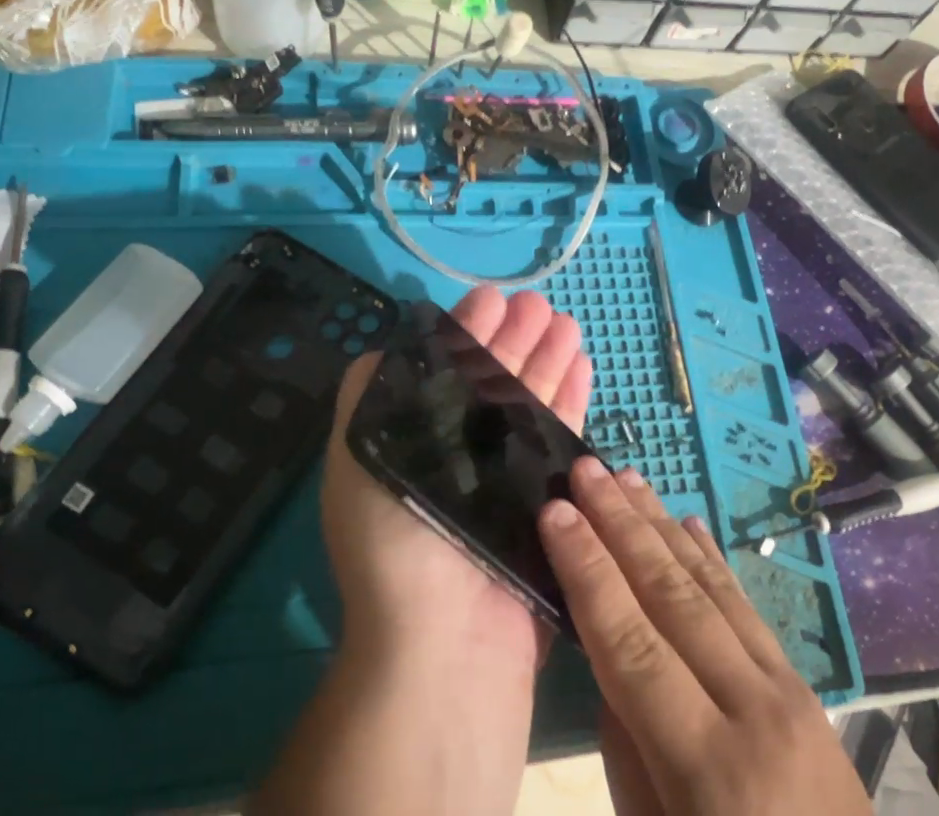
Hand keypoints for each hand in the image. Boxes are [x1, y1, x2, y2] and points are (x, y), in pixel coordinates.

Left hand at [322, 286, 593, 668]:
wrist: (446, 640)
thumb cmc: (396, 540)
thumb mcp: (357, 457)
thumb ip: (368, 397)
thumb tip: (385, 347)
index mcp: (414, 442)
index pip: (445, 373)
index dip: (468, 333)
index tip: (491, 297)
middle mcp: (458, 456)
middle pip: (493, 383)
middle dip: (514, 339)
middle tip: (539, 304)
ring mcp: (504, 478)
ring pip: (530, 403)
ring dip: (547, 360)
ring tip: (565, 322)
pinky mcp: (545, 501)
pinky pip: (561, 438)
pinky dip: (571, 400)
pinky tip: (581, 366)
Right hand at [538, 458, 870, 815]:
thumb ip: (626, 745)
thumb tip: (608, 658)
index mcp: (707, 764)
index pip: (631, 642)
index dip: (588, 571)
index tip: (555, 512)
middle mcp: (754, 710)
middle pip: (675, 597)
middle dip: (622, 525)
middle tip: (585, 468)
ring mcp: (789, 694)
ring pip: (714, 590)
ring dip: (662, 527)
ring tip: (627, 478)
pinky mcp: (806, 690)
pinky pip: (749, 610)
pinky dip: (713, 561)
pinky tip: (689, 526)